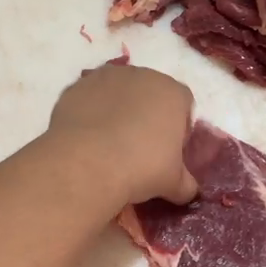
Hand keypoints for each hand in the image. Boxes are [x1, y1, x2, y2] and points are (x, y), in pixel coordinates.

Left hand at [47, 64, 199, 205]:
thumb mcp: (173, 183)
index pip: (184, 104)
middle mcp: (141, 75)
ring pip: (118, 93)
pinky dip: (90, 113)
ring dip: (117, 111)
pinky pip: (89, 99)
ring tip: (109, 144)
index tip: (167, 151)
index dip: (178, 128)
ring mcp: (106, 77)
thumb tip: (190, 191)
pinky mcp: (76, 86)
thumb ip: (185, 184)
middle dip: (146, 115)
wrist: (87, 164)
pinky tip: (87, 139)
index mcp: (172, 93)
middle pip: (150, 93)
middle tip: (138, 148)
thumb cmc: (142, 168)